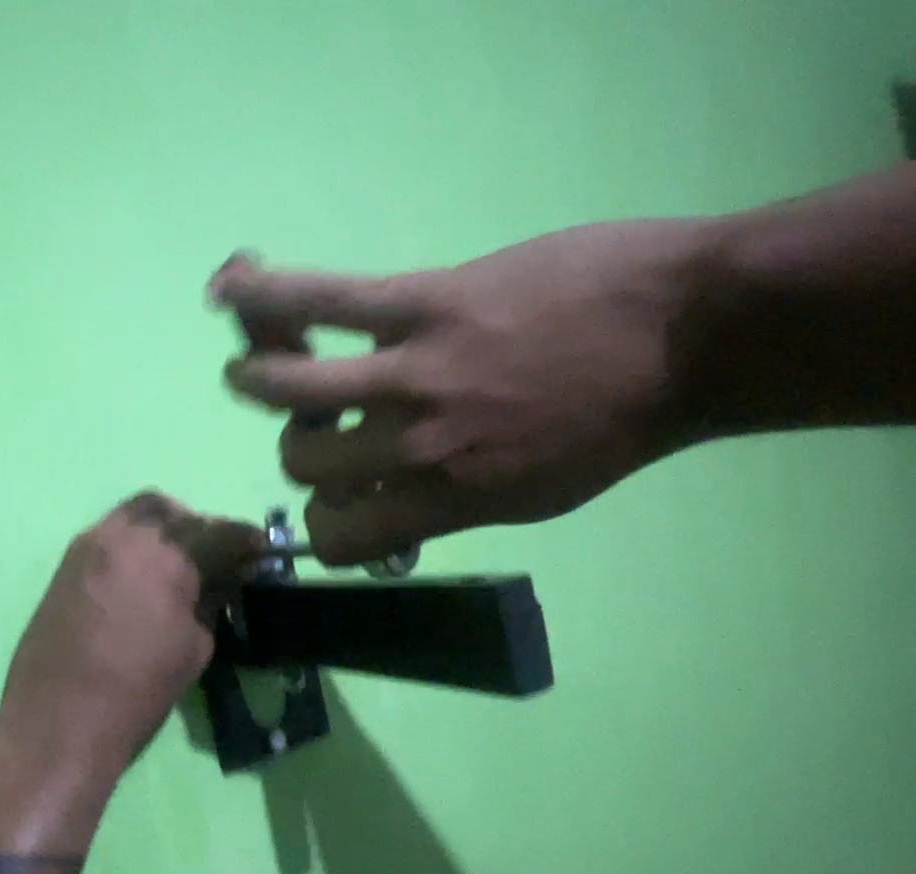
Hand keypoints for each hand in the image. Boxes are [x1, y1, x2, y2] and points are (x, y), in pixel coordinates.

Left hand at [0, 492, 262, 774]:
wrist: (56, 721)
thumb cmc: (137, 693)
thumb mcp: (194, 649)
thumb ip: (209, 603)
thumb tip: (219, 581)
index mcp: (167, 558)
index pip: (219, 532)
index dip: (245, 540)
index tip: (259, 550)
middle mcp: (126, 537)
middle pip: (173, 512)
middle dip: (200, 528)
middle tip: (214, 557)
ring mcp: (89, 545)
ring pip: (135, 514)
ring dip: (163, 528)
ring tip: (174, 562)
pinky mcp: (64, 563)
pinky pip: (108, 534)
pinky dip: (132, 542)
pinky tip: (139, 576)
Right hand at [210, 219, 720, 564]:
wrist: (689, 335)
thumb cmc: (618, 422)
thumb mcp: (537, 494)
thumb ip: (455, 501)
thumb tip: (397, 498)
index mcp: (445, 503)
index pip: (338, 541)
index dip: (328, 525)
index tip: (345, 501)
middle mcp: (413, 449)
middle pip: (304, 466)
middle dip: (305, 450)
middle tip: (328, 421)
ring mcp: (409, 374)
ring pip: (287, 391)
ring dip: (257, 381)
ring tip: (258, 366)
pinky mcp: (419, 304)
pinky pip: (317, 302)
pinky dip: (260, 295)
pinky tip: (226, 289)